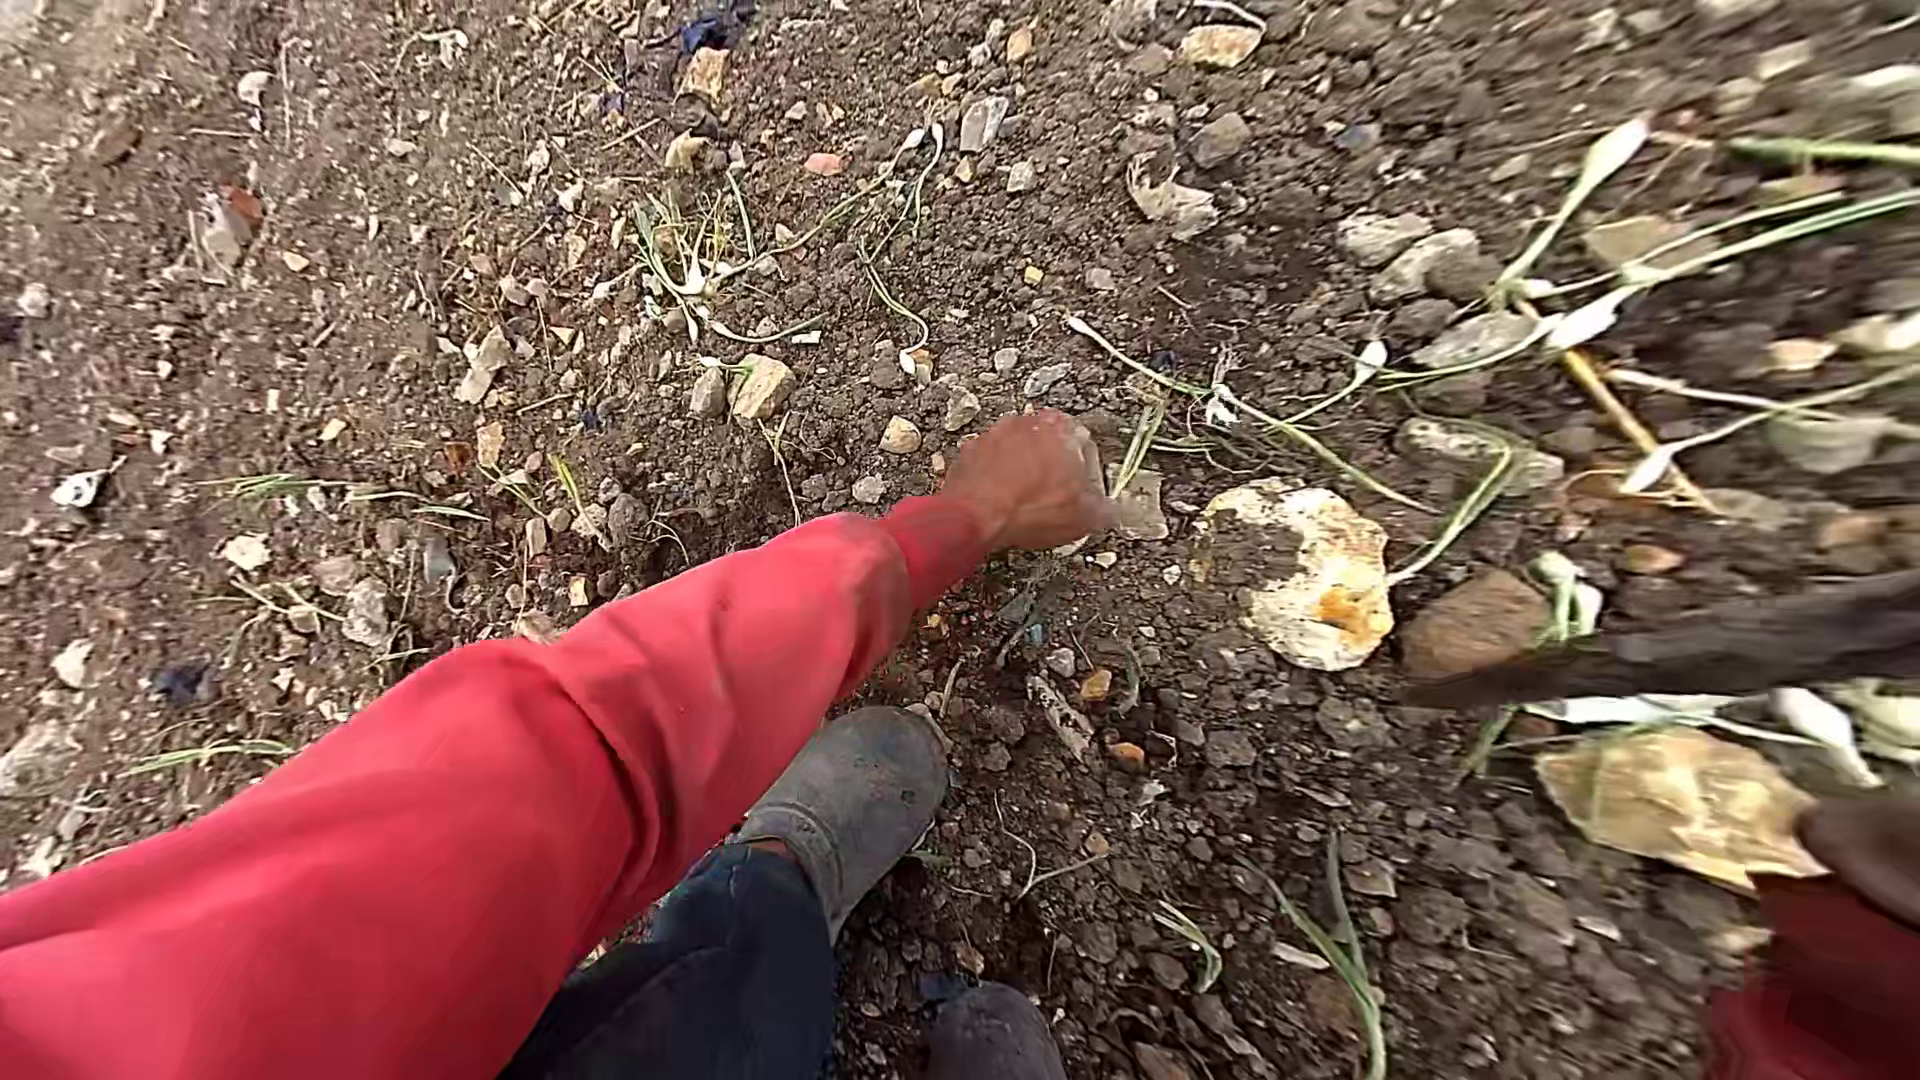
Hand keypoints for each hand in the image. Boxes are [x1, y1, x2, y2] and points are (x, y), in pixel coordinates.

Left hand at [941, 409, 1109, 550]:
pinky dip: (995, 481)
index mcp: (1060, 428)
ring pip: (1016, 452)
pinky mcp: (969, 454)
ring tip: (1025, 503)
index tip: (1083, 490)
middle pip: (1047, 444)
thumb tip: (1110, 511)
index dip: (1085, 470)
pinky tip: (1000, 503)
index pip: (1083, 442)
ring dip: (1021, 472)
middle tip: (1053, 497)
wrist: (974, 516)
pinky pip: (989, 466)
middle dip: (1051, 468)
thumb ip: (1103, 508)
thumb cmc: (1028, 508)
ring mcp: (993, 436)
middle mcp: (1025, 423)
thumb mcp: (1084, 517)